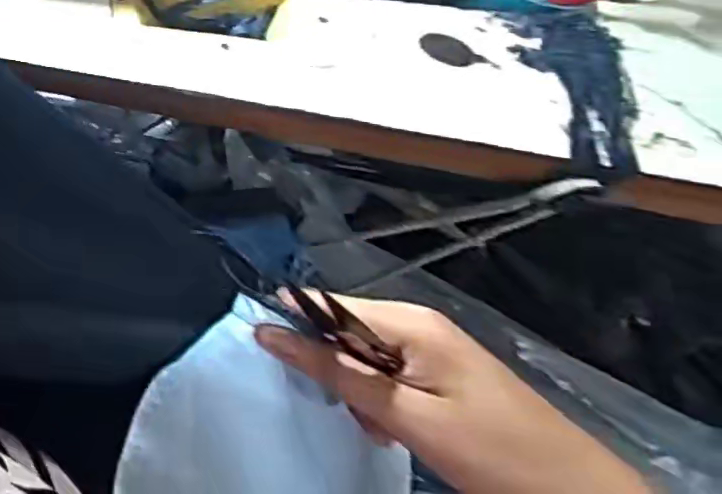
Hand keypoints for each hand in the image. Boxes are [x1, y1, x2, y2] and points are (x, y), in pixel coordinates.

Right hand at [256, 294, 647, 493]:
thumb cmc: (498, 457)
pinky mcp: (447, 373)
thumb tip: (262, 331)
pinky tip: (398, 426)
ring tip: (383, 427)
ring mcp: (436, 348)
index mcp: (409, 321)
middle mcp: (418, 323)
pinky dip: (384, 397)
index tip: (282, 360)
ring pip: (363, 354)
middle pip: (342, 329)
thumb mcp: (407, 417)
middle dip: (337, 369)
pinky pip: (390, 371)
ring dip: (360, 389)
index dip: (295, 327)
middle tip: (356, 412)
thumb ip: (334, 371)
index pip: (321, 304)